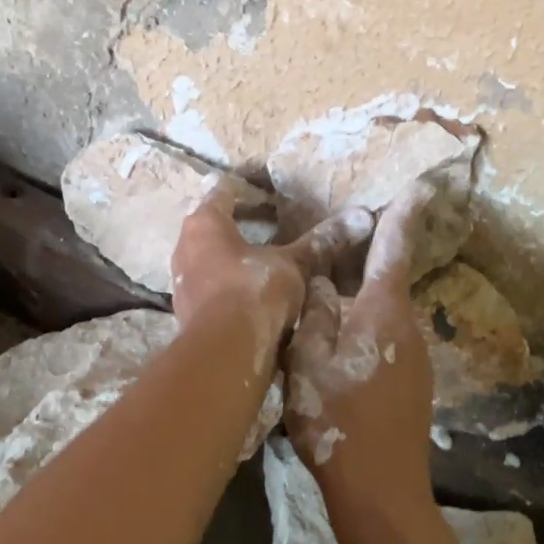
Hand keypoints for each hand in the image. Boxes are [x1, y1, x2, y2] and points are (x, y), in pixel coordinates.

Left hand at [171, 178, 374, 357]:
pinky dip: (231, 285)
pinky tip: (254, 295)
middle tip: (273, 223)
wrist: (223, 354)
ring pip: (211, 258)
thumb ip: (320, 242)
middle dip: (241, 225)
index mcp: (204, 223)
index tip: (270, 194)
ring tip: (266, 261)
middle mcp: (186, 246)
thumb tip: (360, 216)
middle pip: (214, 226)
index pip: (224, 192)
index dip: (248, 190)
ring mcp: (183, 281)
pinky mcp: (188, 311)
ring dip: (234, 258)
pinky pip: (211, 287)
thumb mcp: (293, 265)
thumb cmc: (254, 292)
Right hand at [283, 180, 438, 504]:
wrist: (381, 491)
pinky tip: (337, 337)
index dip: (405, 213)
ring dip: (363, 291)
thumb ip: (314, 311)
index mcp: (383, 310)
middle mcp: (407, 327)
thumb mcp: (307, 357)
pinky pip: (386, 335)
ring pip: (385, 309)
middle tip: (343, 230)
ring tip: (328, 282)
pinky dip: (365, 321)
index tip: (423, 184)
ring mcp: (415, 358)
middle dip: (371, 251)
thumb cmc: (338, 417)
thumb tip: (321, 279)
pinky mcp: (411, 384)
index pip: (396, 247)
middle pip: (389, 276)